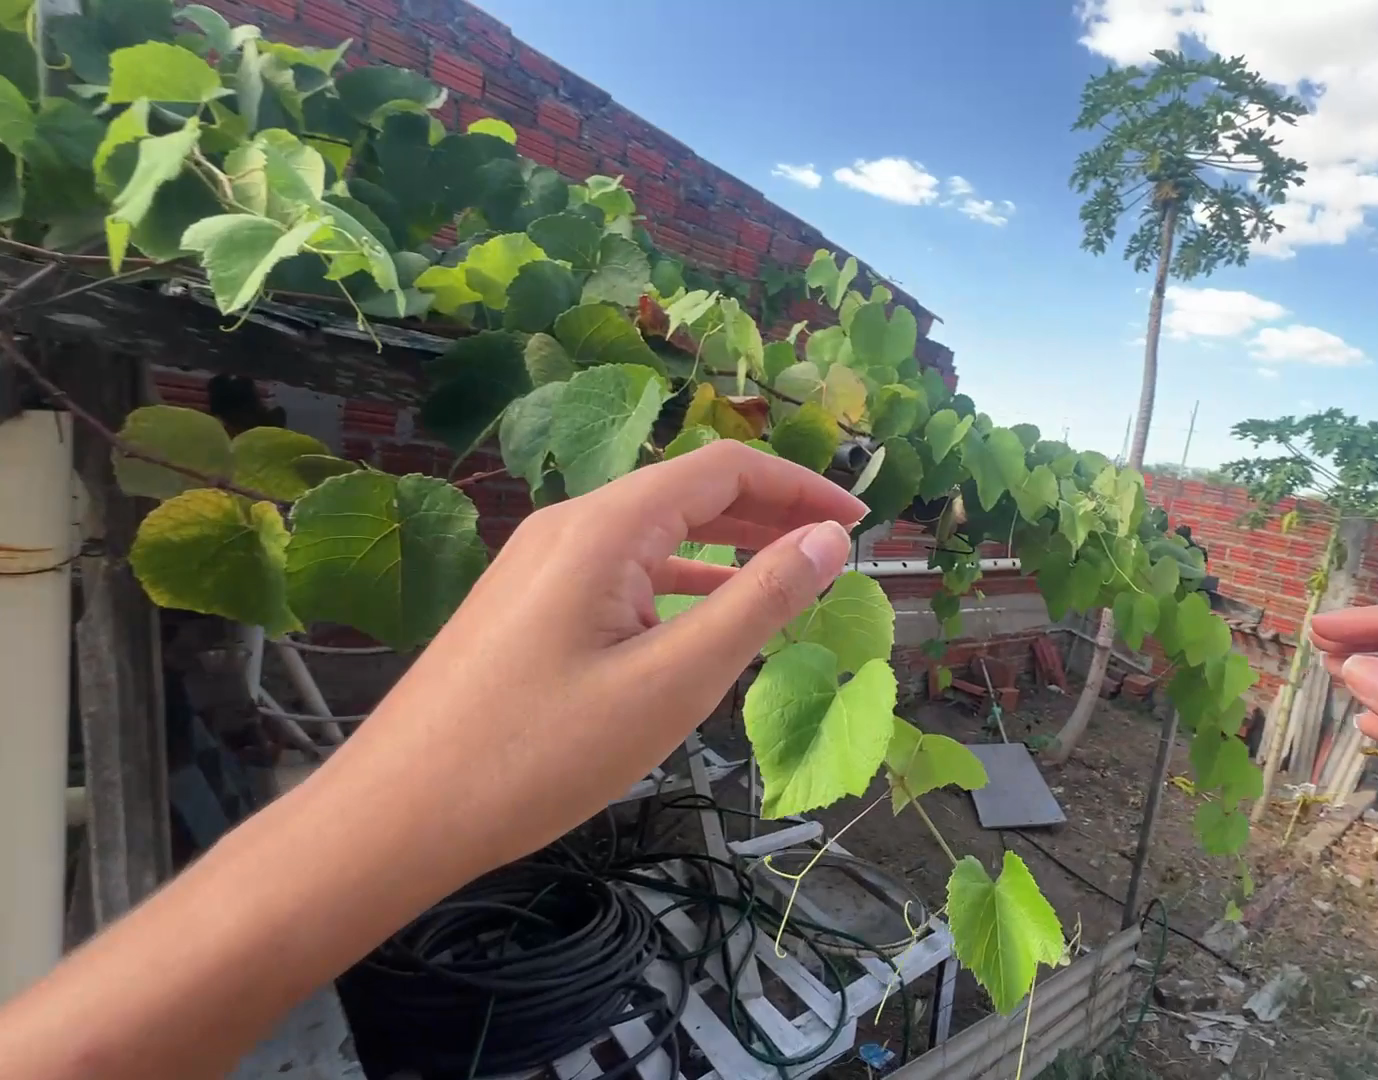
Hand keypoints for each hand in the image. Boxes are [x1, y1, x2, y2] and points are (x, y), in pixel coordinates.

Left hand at [315, 440, 867, 875]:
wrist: (392, 821)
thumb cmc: (542, 752)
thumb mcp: (675, 678)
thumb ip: (762, 600)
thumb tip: (831, 539)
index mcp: (609, 526)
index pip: (728, 470)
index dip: (803, 486)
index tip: (859, 519)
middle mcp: (575, 525)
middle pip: (695, 492)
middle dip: (775, 511)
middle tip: (839, 546)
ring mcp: (549, 563)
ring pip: (663, 533)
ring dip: (734, 545)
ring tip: (793, 572)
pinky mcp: (537, 602)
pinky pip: (632, 571)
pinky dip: (689, 581)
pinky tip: (714, 613)